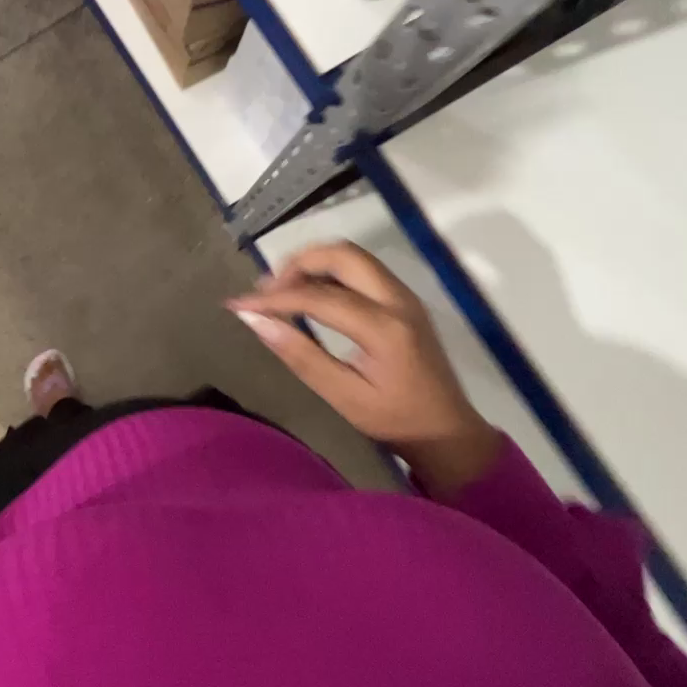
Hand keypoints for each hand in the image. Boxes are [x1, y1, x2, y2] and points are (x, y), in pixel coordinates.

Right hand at [227, 242, 501, 496]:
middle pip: (341, 254)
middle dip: (297, 263)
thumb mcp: (342, 396)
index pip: (317, 296)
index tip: (238, 304)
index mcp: (384, 328)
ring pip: (352, 256)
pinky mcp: (403, 300)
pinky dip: (329, 271)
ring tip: (282, 290)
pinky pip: (361, 268)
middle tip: (266, 290)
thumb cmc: (394, 420)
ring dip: (313, 264)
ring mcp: (404, 296)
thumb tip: (255, 321)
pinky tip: (309, 294)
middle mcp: (397, 300)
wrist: (448, 432)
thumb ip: (299, 355)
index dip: (273, 298)